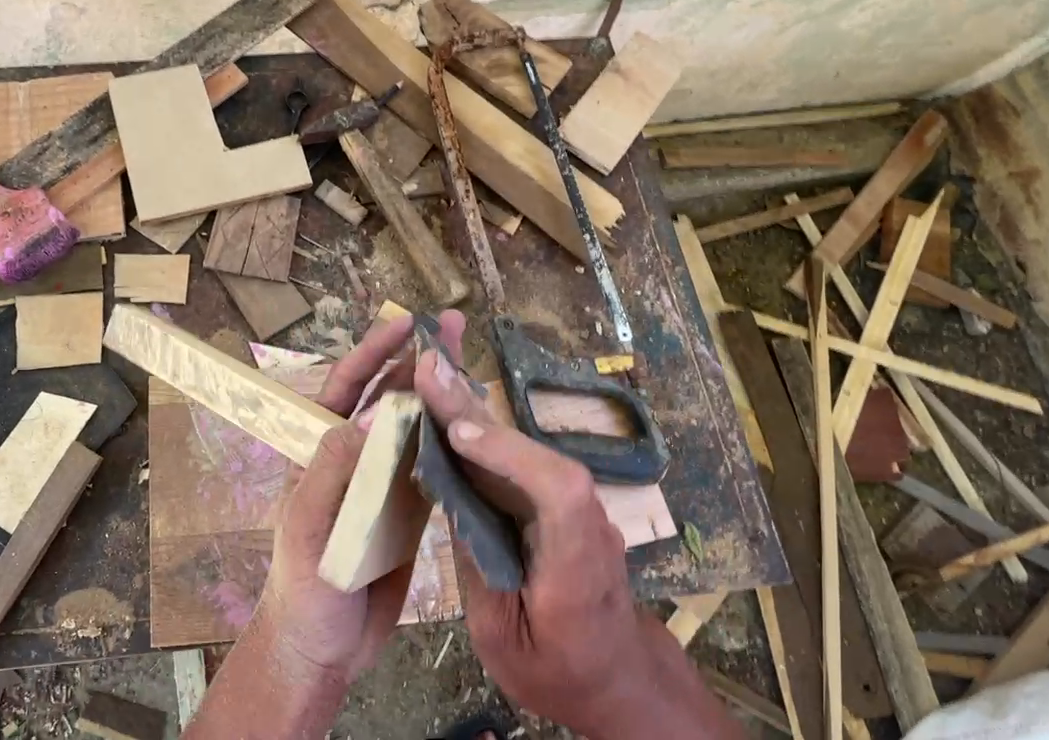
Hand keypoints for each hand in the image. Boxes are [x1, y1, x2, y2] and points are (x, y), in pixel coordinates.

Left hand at [250, 309, 467, 684]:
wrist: (322, 648)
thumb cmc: (304, 585)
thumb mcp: (310, 526)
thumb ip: (334, 472)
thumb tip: (372, 415)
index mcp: (320, 450)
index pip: (347, 388)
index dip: (374, 353)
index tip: (406, 324)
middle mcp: (353, 456)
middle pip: (387, 397)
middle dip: (416, 361)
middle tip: (452, 326)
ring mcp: (381, 482)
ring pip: (413, 427)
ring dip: (438, 396)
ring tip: (471, 364)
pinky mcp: (406, 512)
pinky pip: (431, 467)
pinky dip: (451, 442)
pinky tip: (475, 424)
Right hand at [412, 344, 643, 731]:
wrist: (619, 679)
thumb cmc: (562, 672)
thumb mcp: (504, 642)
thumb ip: (481, 570)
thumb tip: (451, 501)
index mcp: (578, 565)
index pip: (560, 493)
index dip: (511, 456)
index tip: (459, 435)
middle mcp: (585, 522)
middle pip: (537, 456)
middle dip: (479, 415)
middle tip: (429, 370)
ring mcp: (577, 508)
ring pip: (528, 451)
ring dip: (478, 416)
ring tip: (431, 378)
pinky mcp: (559, 503)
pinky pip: (522, 461)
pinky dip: (485, 435)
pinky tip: (452, 411)